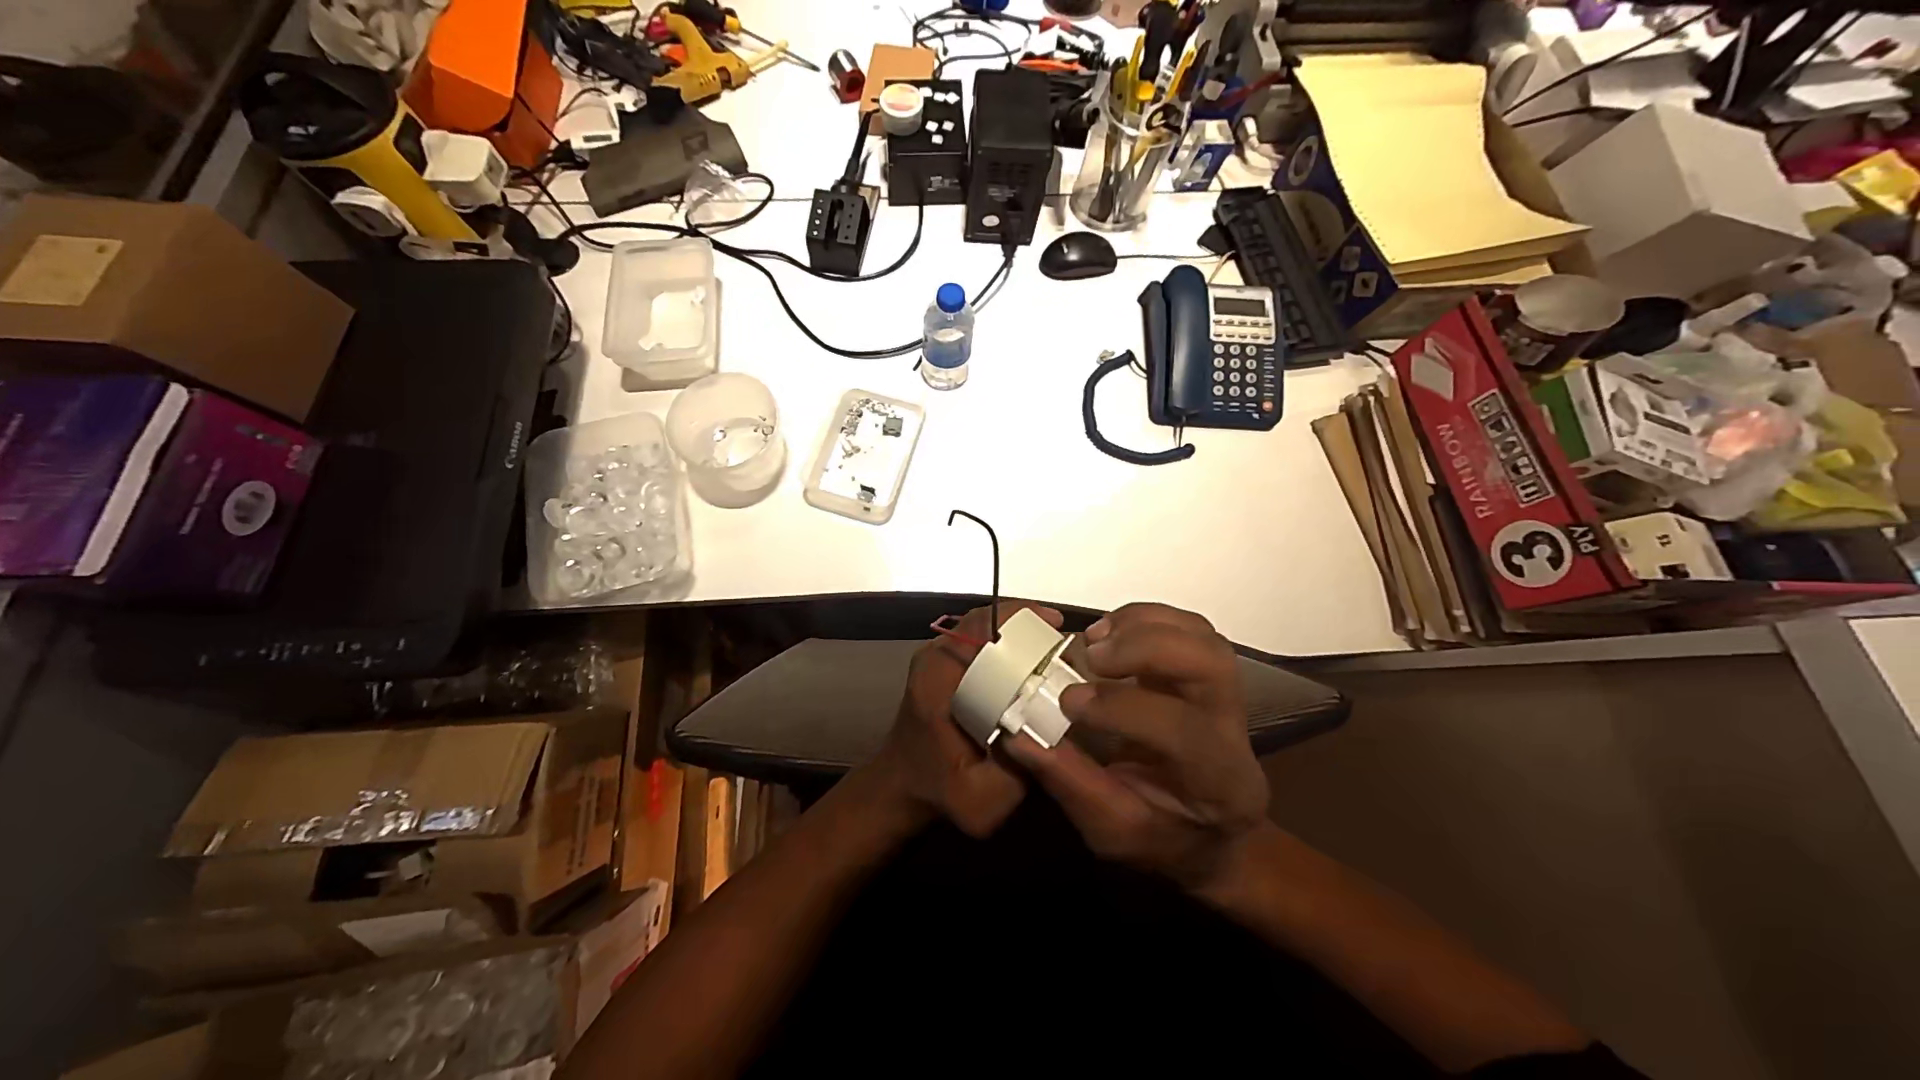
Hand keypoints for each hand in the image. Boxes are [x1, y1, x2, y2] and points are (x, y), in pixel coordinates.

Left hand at [864, 602, 1061, 837]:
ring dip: (1019, 632)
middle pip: (984, 621)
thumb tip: (1050, 737)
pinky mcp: (942, 666)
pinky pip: (979, 642)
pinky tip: (1034, 662)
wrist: (900, 789)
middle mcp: (934, 659)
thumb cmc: (938, 793)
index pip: (980, 627)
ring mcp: (936, 660)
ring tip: (1055, 648)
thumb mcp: (980, 801)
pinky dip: (1007, 644)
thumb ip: (1015, 775)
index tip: (1055, 625)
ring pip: (982, 628)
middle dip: (1027, 624)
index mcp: (939, 680)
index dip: (1020, 619)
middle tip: (1064, 641)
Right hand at [1004, 603, 1268, 892]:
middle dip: (1145, 647)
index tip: (1067, 702)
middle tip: (1090, 656)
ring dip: (1143, 625)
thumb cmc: (1163, 839)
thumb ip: (1070, 783)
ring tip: (1094, 640)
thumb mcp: (1112, 831)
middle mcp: (1235, 729)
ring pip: (1201, 636)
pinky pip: (1186, 626)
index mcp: (1222, 783)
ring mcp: (1227, 694)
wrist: (1207, 832)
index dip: (1123, 708)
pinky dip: (1142, 618)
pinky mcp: (1205, 672)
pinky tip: (1106, 635)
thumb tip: (1019, 736)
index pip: (1185, 731)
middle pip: (1210, 663)